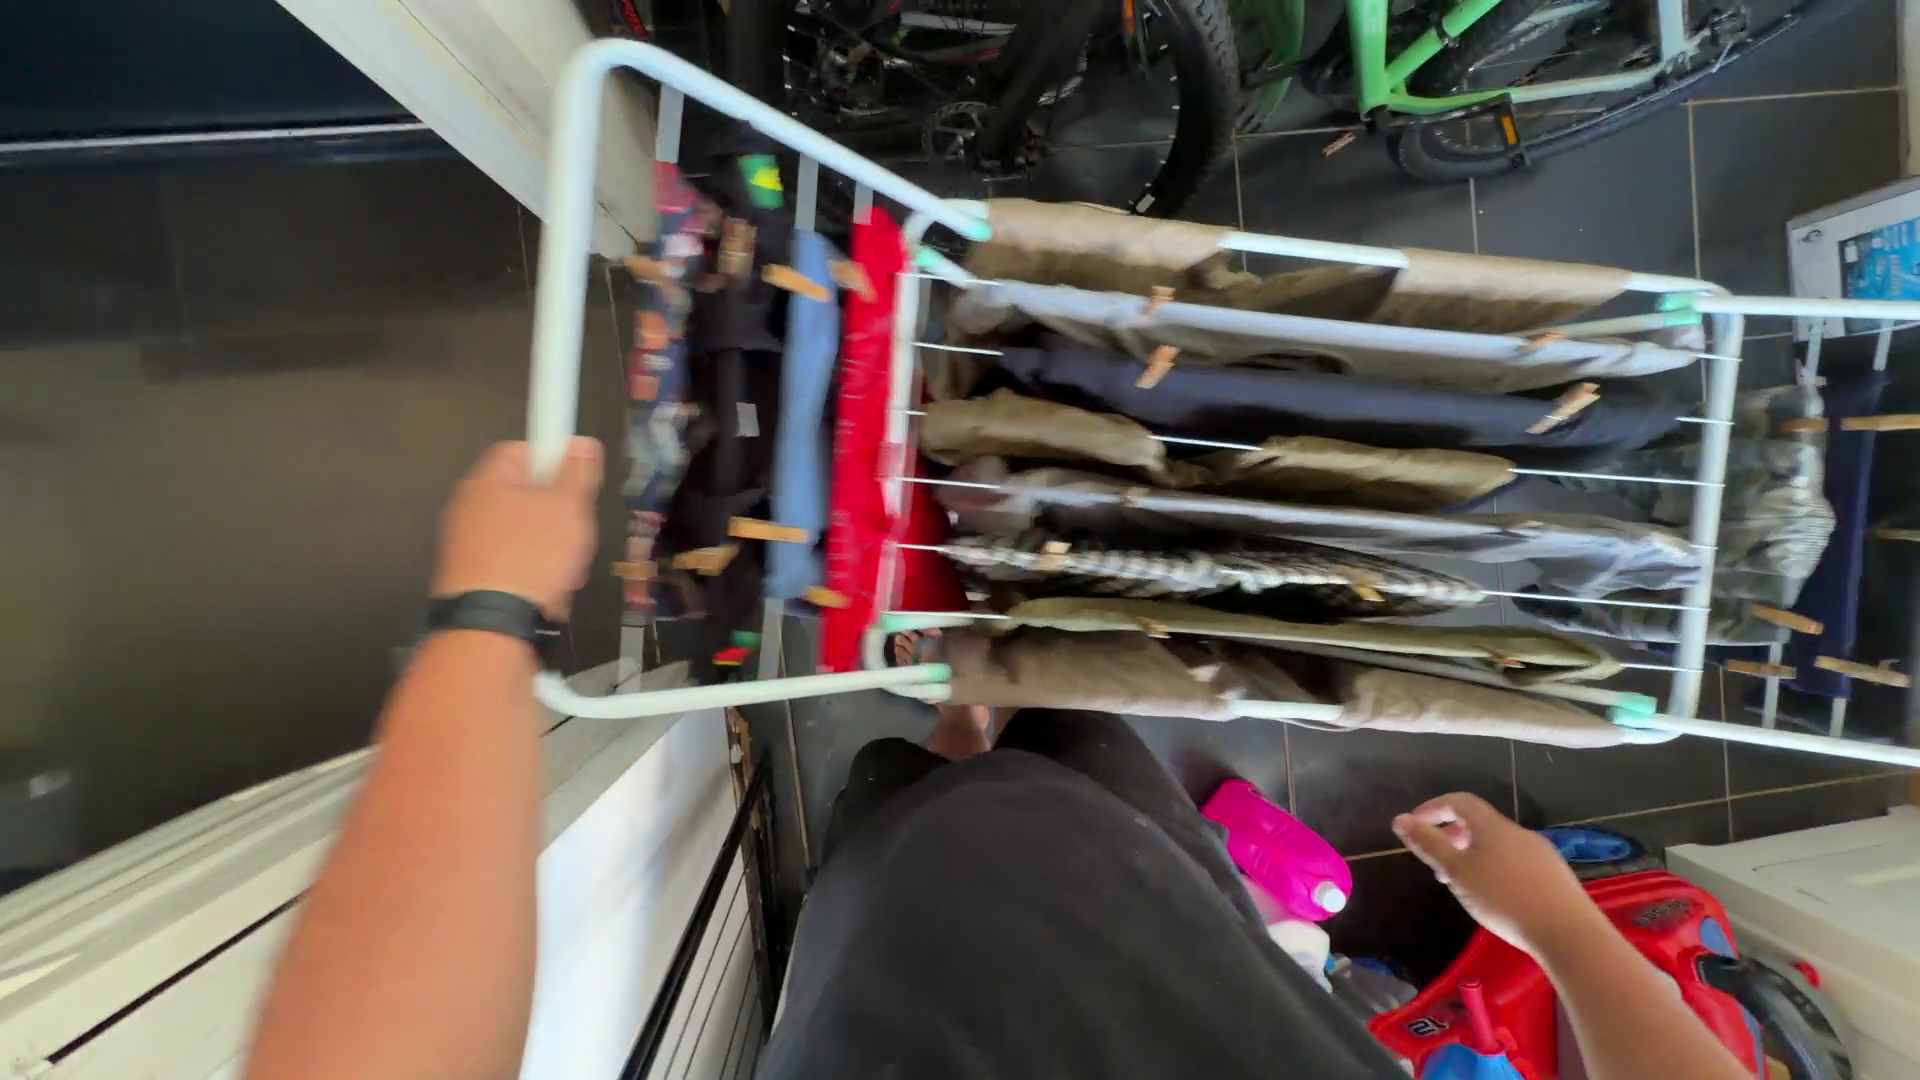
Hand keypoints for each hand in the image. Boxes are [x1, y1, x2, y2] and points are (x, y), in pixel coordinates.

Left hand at [431, 439, 602, 618]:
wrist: (495, 619)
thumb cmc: (535, 552)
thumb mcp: (569, 506)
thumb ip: (577, 471)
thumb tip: (581, 442)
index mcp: (488, 480)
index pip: (519, 448)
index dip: (552, 455)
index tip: (578, 476)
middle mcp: (468, 504)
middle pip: (521, 488)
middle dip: (556, 502)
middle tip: (579, 520)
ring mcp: (465, 540)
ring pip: (519, 524)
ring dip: (548, 536)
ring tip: (568, 557)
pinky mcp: (470, 571)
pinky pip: (510, 553)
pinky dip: (532, 561)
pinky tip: (549, 579)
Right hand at [1393, 793, 1606, 960]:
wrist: (1573, 939)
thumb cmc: (1505, 899)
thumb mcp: (1456, 872)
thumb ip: (1428, 844)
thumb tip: (1400, 819)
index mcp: (1492, 826)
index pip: (1458, 801)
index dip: (1432, 808)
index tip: (1414, 826)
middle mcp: (1518, 833)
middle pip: (1478, 823)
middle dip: (1451, 837)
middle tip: (1436, 863)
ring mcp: (1542, 855)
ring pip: (1497, 845)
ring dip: (1473, 855)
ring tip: (1463, 884)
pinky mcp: (1557, 878)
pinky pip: (1517, 862)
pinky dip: (1496, 868)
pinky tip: (1496, 896)